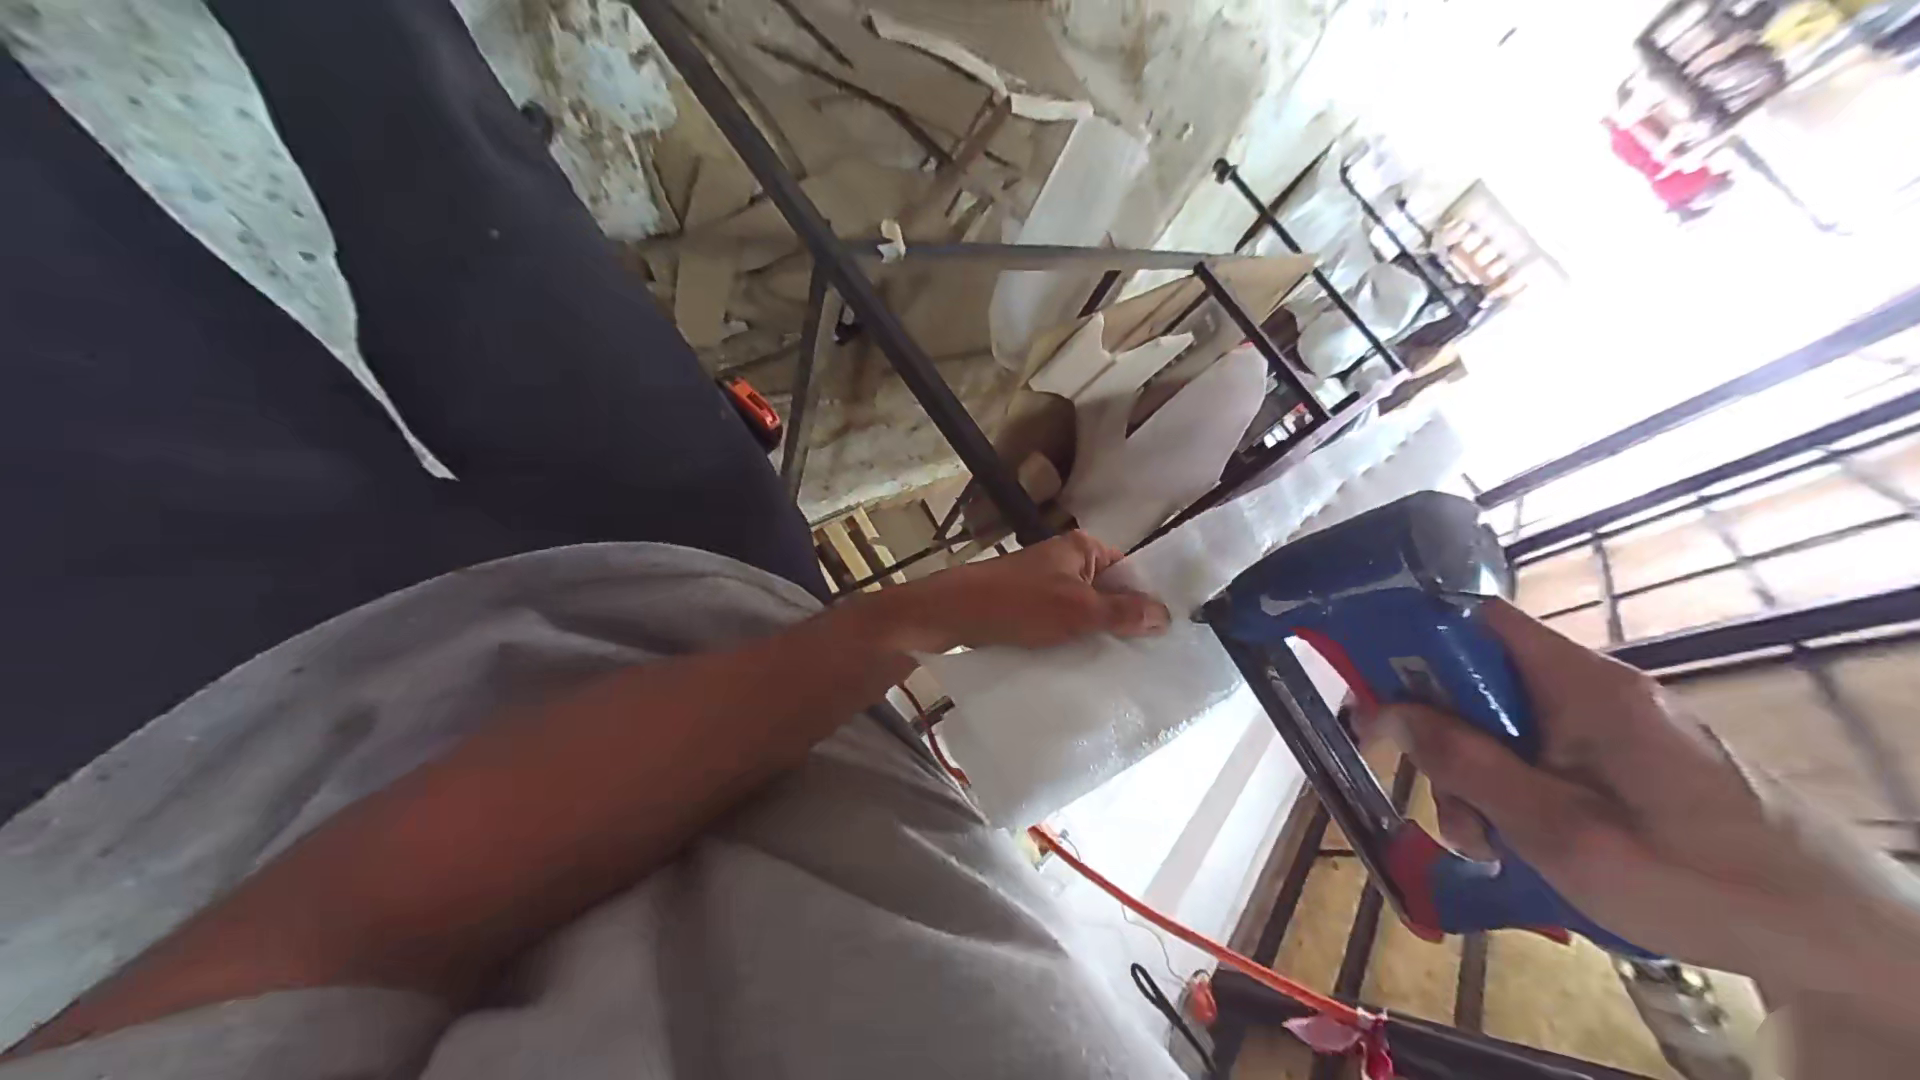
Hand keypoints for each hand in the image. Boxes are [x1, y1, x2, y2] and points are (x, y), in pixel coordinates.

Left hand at [863, 530, 1170, 653]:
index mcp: (1083, 549)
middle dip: (1124, 622)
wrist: (949, 615)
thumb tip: (1165, 615)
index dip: (1148, 598)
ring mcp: (1046, 585)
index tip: (1170, 633)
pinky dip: (1073, 641)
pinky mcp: (1029, 608)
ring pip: (1085, 612)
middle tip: (1150, 659)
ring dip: (1098, 636)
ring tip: (1124, 668)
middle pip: (1109, 593)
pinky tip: (1087, 666)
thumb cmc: (1016, 604)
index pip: (1130, 570)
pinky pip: (1062, 624)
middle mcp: (1067, 562)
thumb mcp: (1076, 609)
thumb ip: (1121, 612)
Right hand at [1371, 600, 1919, 1015]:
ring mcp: (1605, 723)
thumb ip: (1467, 766)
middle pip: (1475, 678)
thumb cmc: (1709, 885)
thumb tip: (1384, 711)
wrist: (1858, 947)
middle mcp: (1590, 689)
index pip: (1475, 619)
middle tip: (1433, 796)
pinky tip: (1518, 842)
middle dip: (1438, 735)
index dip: (1410, 633)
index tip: (1366, 680)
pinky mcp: (1618, 754)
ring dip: (1470, 776)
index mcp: (1584, 687)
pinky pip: (1532, 751)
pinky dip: (1507, 789)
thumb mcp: (1563, 834)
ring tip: (1487, 843)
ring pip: (1497, 723)